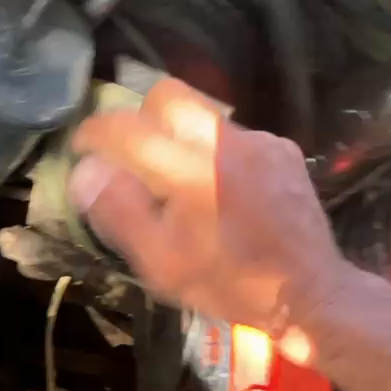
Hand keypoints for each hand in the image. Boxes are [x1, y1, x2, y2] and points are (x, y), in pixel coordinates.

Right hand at [67, 78, 351, 341]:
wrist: (309, 295)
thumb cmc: (227, 286)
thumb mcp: (160, 264)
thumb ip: (119, 212)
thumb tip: (85, 171)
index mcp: (189, 172)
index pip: (126, 127)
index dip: (94, 132)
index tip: (81, 146)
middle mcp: (225, 142)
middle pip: (166, 95)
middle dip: (137, 117)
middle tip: (127, 152)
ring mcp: (259, 142)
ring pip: (200, 113)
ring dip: (174, 134)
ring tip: (171, 177)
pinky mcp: (281, 150)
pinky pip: (231, 133)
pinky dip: (209, 150)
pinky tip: (215, 188)